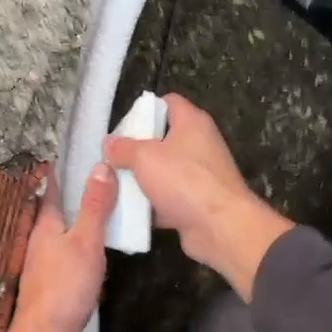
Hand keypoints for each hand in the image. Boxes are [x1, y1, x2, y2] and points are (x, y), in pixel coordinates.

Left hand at [0, 163, 116, 331]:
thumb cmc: (64, 285)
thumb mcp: (85, 241)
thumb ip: (94, 207)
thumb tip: (101, 165)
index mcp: (45, 224)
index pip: (51, 187)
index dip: (61, 169)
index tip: (71, 150)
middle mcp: (40, 240)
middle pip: (55, 210)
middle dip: (71, 195)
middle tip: (93, 177)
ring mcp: (43, 264)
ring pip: (60, 234)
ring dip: (76, 222)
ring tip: (98, 210)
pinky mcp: (51, 286)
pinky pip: (66, 255)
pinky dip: (78, 246)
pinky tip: (92, 252)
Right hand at [104, 94, 293, 300]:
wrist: (222, 229)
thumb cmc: (184, 180)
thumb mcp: (144, 157)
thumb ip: (123, 148)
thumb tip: (109, 143)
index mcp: (192, 122)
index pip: (168, 102)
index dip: (145, 108)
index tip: (124, 124)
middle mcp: (199, 144)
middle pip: (163, 138)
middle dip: (137, 148)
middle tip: (114, 157)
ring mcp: (201, 175)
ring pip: (164, 170)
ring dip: (143, 179)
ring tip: (115, 184)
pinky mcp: (198, 203)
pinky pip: (169, 198)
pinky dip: (153, 204)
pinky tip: (129, 210)